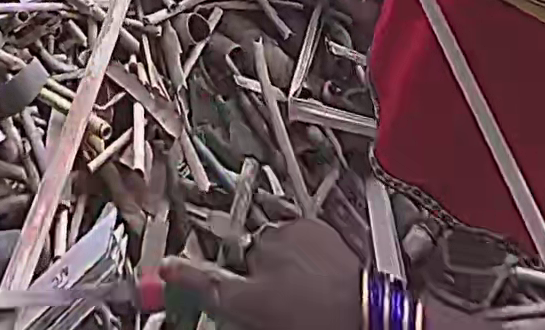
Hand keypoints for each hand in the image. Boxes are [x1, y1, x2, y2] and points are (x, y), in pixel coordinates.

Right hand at [160, 219, 360, 329]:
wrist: (378, 317)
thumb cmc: (326, 326)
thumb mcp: (273, 322)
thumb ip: (242, 311)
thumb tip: (217, 298)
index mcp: (254, 296)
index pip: (209, 284)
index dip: (184, 276)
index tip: (166, 269)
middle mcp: (262, 259)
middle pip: (245, 262)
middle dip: (256, 273)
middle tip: (280, 297)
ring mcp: (284, 237)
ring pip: (269, 245)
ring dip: (279, 259)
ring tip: (306, 285)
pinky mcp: (307, 225)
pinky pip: (293, 232)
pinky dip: (299, 246)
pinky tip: (317, 269)